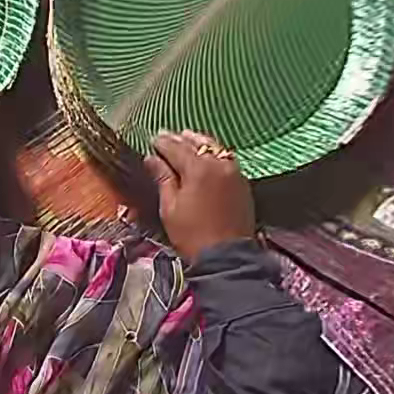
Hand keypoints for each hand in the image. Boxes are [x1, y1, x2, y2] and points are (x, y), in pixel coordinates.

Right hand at [144, 131, 255, 260]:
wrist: (227, 257)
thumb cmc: (192, 235)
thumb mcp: (170, 208)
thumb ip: (163, 179)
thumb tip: (151, 159)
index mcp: (198, 168)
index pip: (176, 148)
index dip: (162, 143)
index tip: (153, 139)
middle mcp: (219, 164)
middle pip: (197, 144)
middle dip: (180, 139)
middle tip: (166, 137)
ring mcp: (234, 172)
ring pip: (215, 148)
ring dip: (199, 143)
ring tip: (186, 141)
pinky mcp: (242, 182)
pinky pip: (226, 159)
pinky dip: (214, 154)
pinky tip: (206, 157)